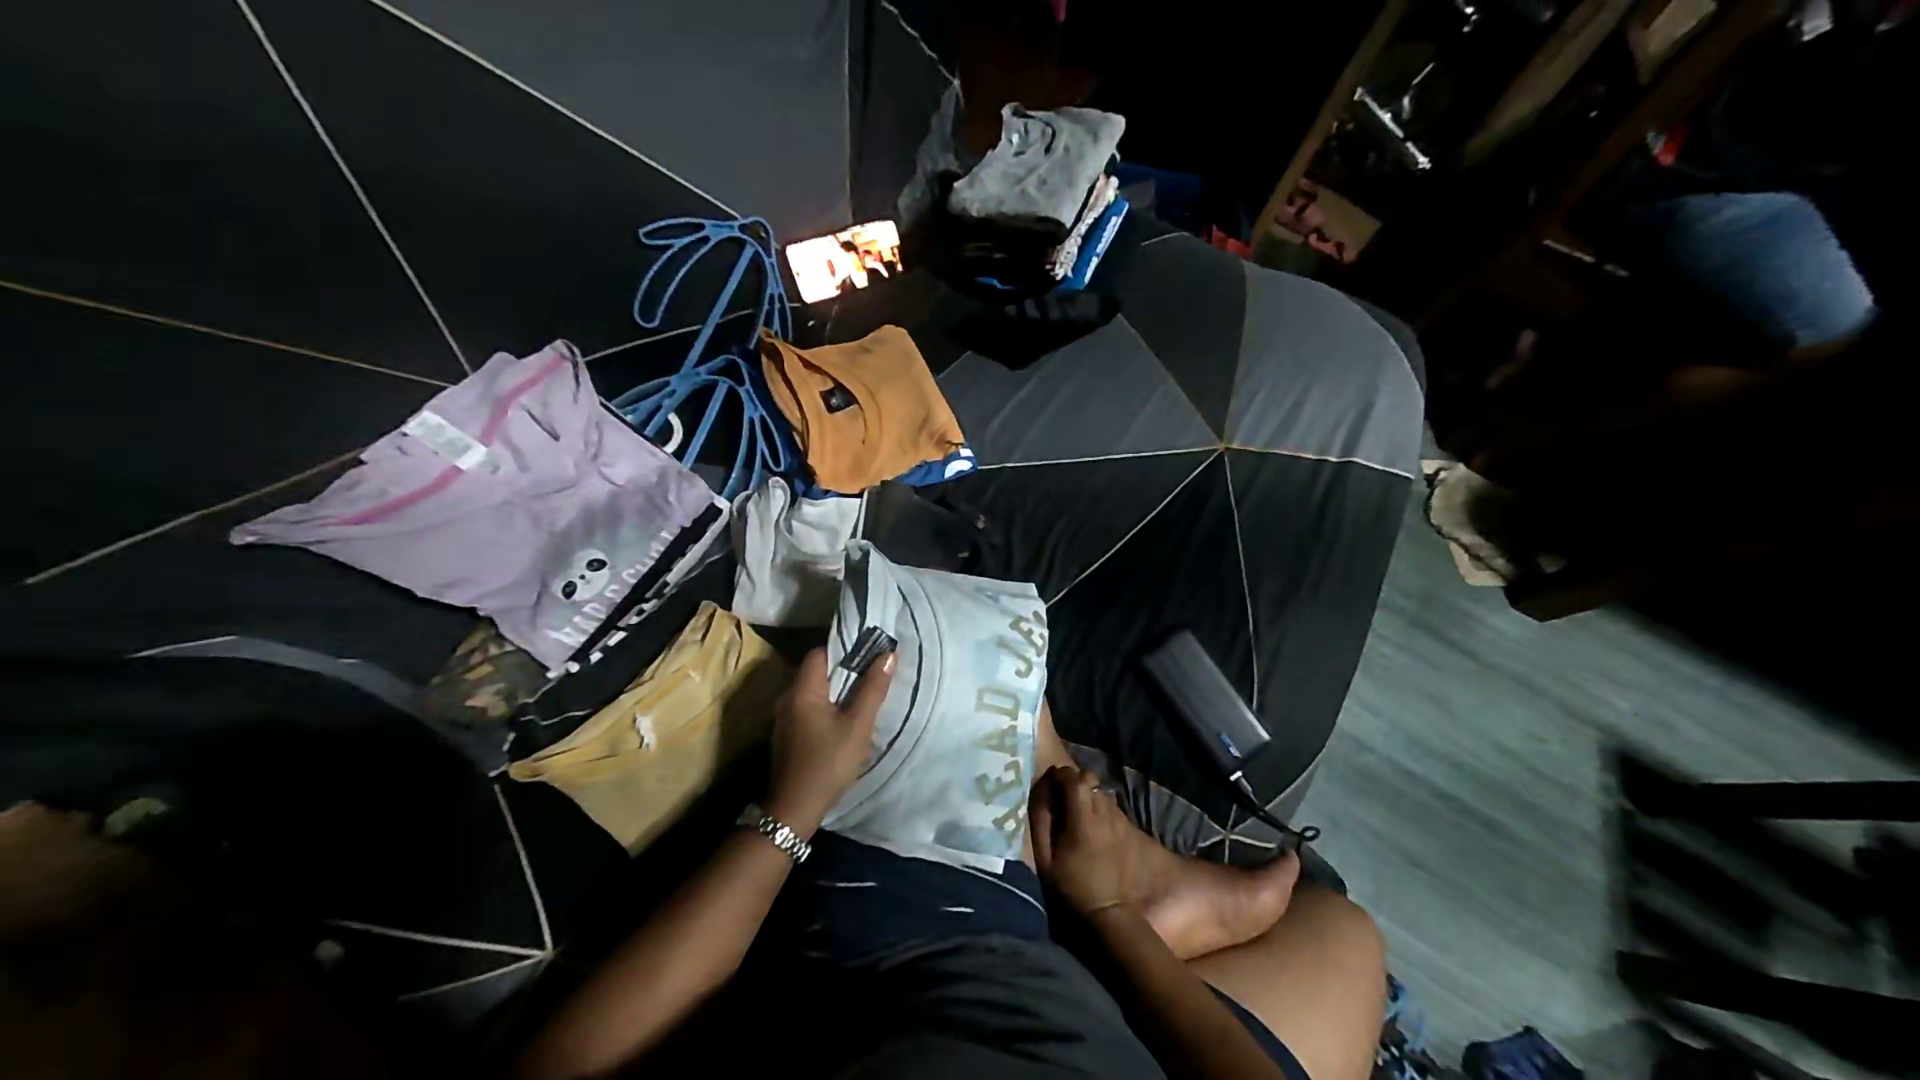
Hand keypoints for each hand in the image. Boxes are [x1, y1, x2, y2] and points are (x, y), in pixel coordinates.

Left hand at [765, 647, 893, 835]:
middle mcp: (788, 698)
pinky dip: (826, 706)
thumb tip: (888, 654)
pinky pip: (808, 708)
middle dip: (843, 669)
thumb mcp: (858, 725)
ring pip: (813, 691)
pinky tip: (843, 719)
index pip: (820, 653)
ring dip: (835, 690)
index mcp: (803, 690)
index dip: (843, 649)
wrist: (795, 808)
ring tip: (862, 695)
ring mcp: (785, 718)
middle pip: (816, 671)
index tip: (868, 653)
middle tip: (871, 673)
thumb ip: (873, 689)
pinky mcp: (787, 735)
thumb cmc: (828, 762)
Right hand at [1029, 765, 1158, 917]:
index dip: (1062, 774)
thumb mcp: (1046, 858)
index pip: (1076, 779)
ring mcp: (1119, 820)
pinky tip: (1090, 825)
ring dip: (1086, 794)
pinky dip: (1097, 807)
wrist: (1109, 909)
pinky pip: (1109, 805)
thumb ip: (1042, 821)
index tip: (1050, 781)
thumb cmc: (1072, 884)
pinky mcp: (1127, 828)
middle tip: (1060, 797)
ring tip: (1074, 812)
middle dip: (1073, 782)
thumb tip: (1041, 792)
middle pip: (1089, 780)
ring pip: (1100, 791)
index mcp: (1084, 820)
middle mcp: (1105, 814)